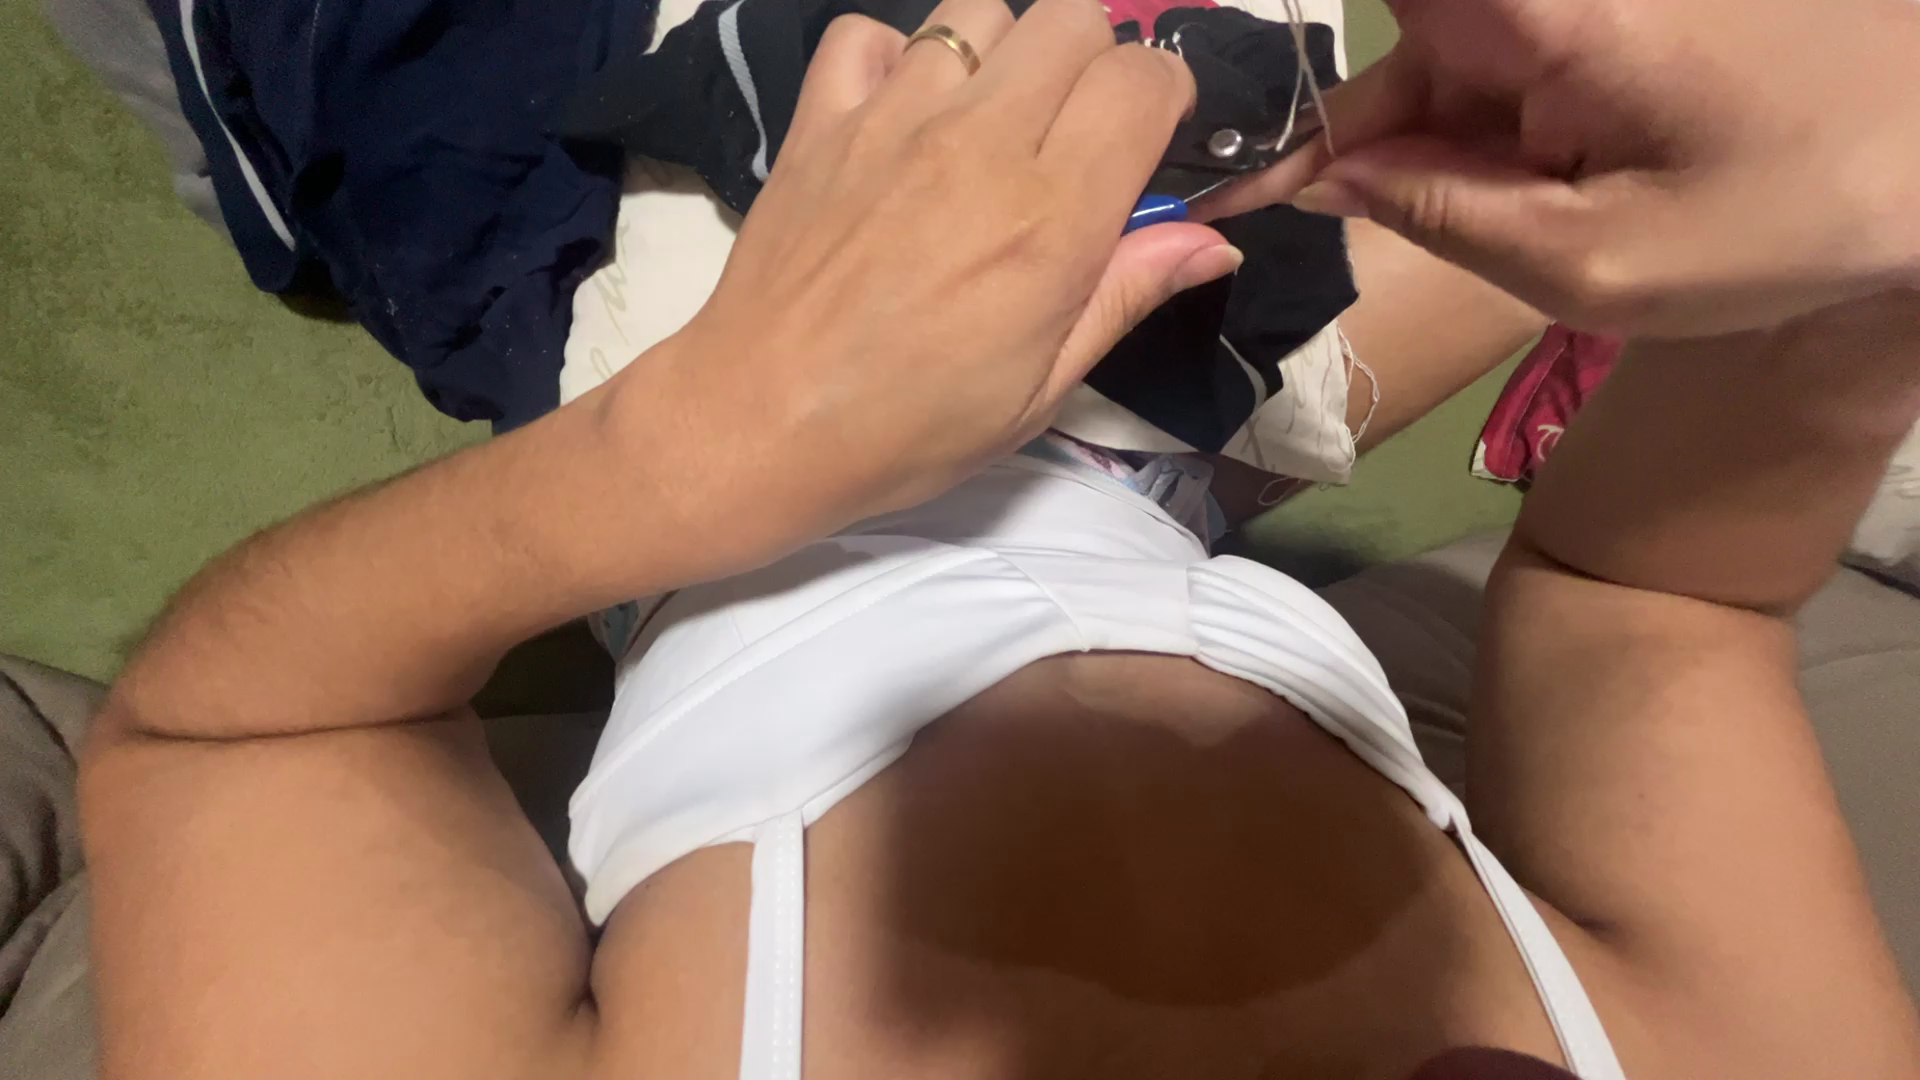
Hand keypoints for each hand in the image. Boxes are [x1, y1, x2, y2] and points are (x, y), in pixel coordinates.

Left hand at [609, 0, 1240, 545]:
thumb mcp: (1037, 394)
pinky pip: (871, 36)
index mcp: (1047, 221)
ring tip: (989, 134)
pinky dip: (900, 61)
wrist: (763, 427)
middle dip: (1095, 68)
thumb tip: (1213, 241)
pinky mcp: (819, 123)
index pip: (1143, 81)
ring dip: (1007, 58)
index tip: (1145, 149)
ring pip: (982, 12)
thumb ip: (1123, 299)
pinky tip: (902, 124)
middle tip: (1070, 146)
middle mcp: (978, 146)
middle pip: (1074, 20)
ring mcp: (889, 122)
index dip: (1163, 99)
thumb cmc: (908, 432)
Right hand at [1209, 0, 1919, 335]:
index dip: (1315, 68)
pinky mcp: (1592, 37)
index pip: (1415, 0)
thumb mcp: (1584, 260)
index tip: (1240, 134)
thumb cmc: (1783, 228)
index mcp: (1566, 20)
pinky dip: (1450, 158)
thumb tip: (1324, 174)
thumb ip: (1440, 213)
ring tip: (1457, 237)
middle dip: (1343, 145)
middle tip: (1281, 227)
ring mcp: (1576, 16)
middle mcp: (1560, 0)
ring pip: (1433, 82)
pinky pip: (1479, 93)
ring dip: (1403, 164)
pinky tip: (1490, 206)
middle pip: (1402, 57)